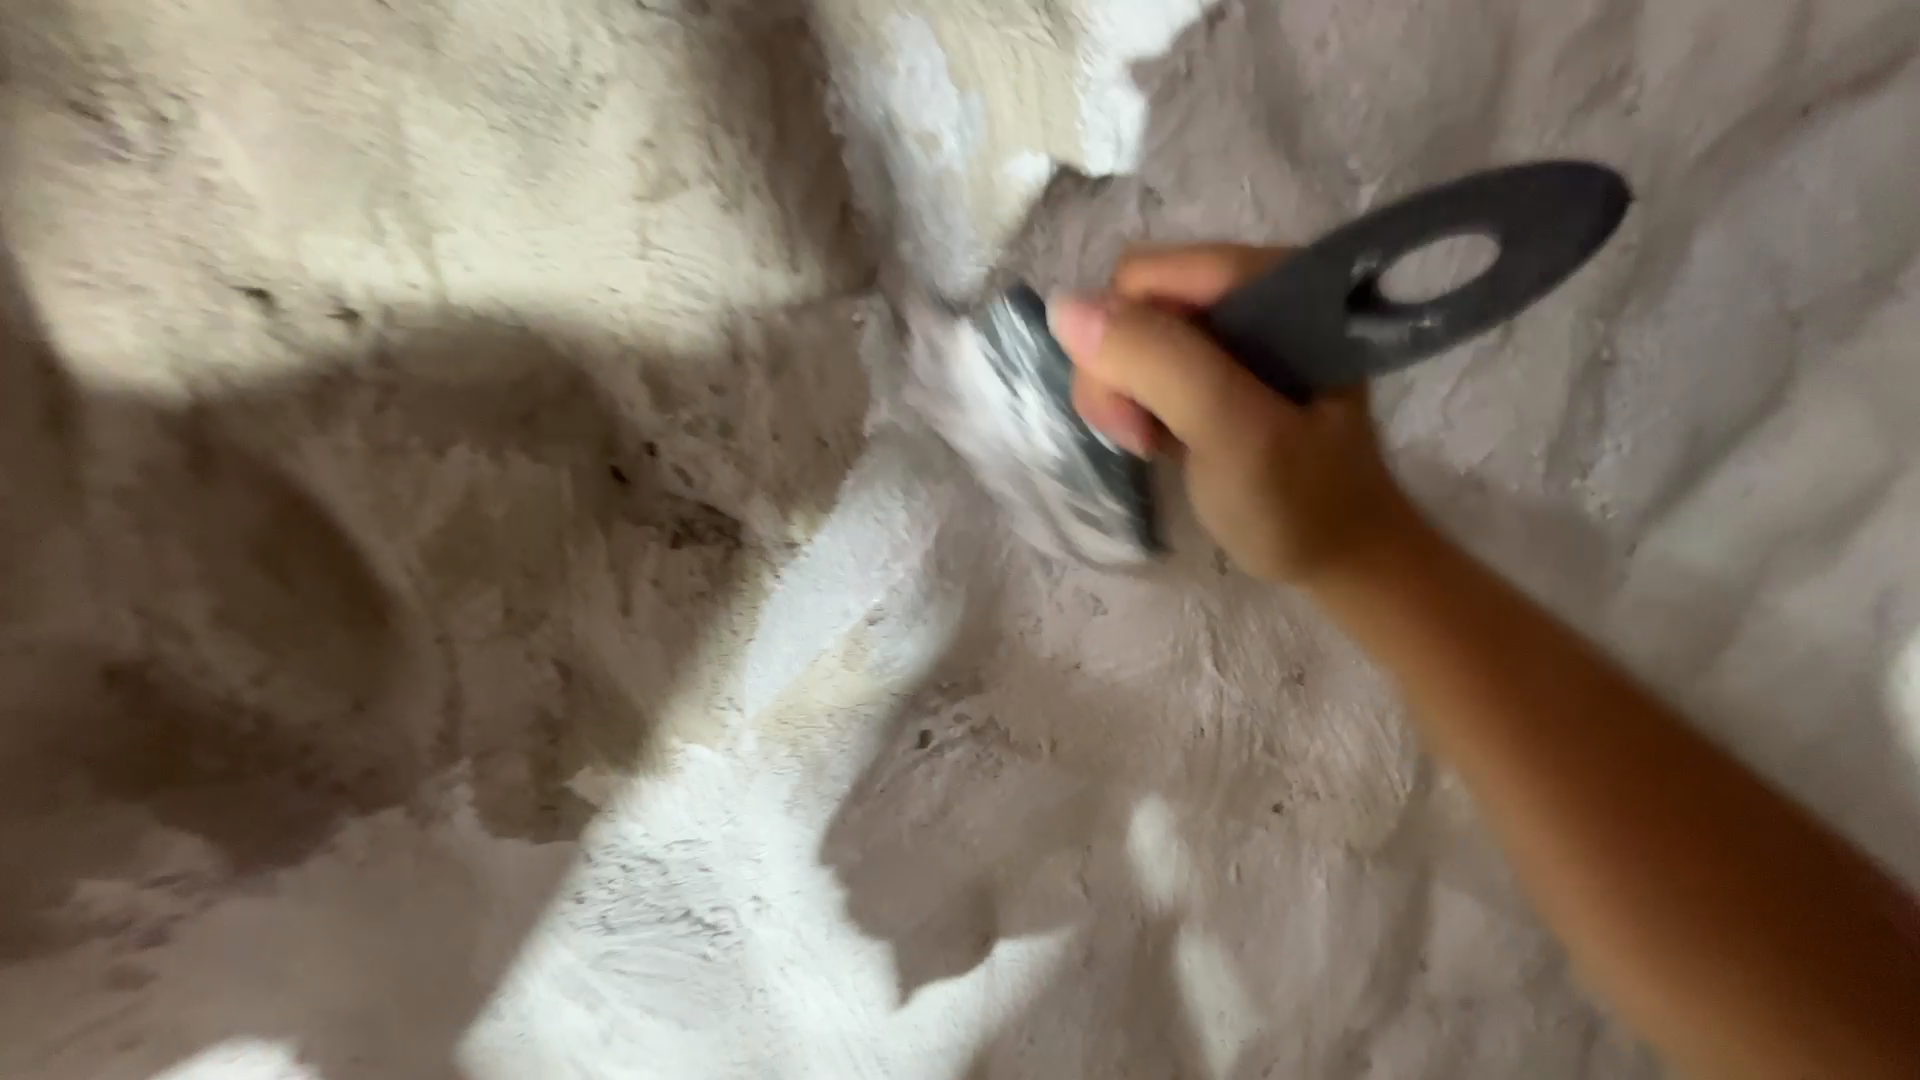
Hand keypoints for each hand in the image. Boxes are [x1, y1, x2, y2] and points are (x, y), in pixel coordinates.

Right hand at [1047, 244, 1419, 583]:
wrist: (1335, 557)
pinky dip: (1137, 406)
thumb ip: (1157, 363)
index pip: (1146, 277)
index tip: (1141, 417)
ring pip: (1130, 338)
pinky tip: (1162, 441)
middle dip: (1119, 374)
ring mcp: (1231, 333)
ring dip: (1123, 396)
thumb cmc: (1295, 503)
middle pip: (1131, 305)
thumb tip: (1063, 307)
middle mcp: (1248, 291)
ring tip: (1156, 445)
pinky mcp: (1217, 369)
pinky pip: (1145, 366)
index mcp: (1271, 281)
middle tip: (1145, 438)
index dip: (1121, 342)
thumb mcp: (1230, 432)